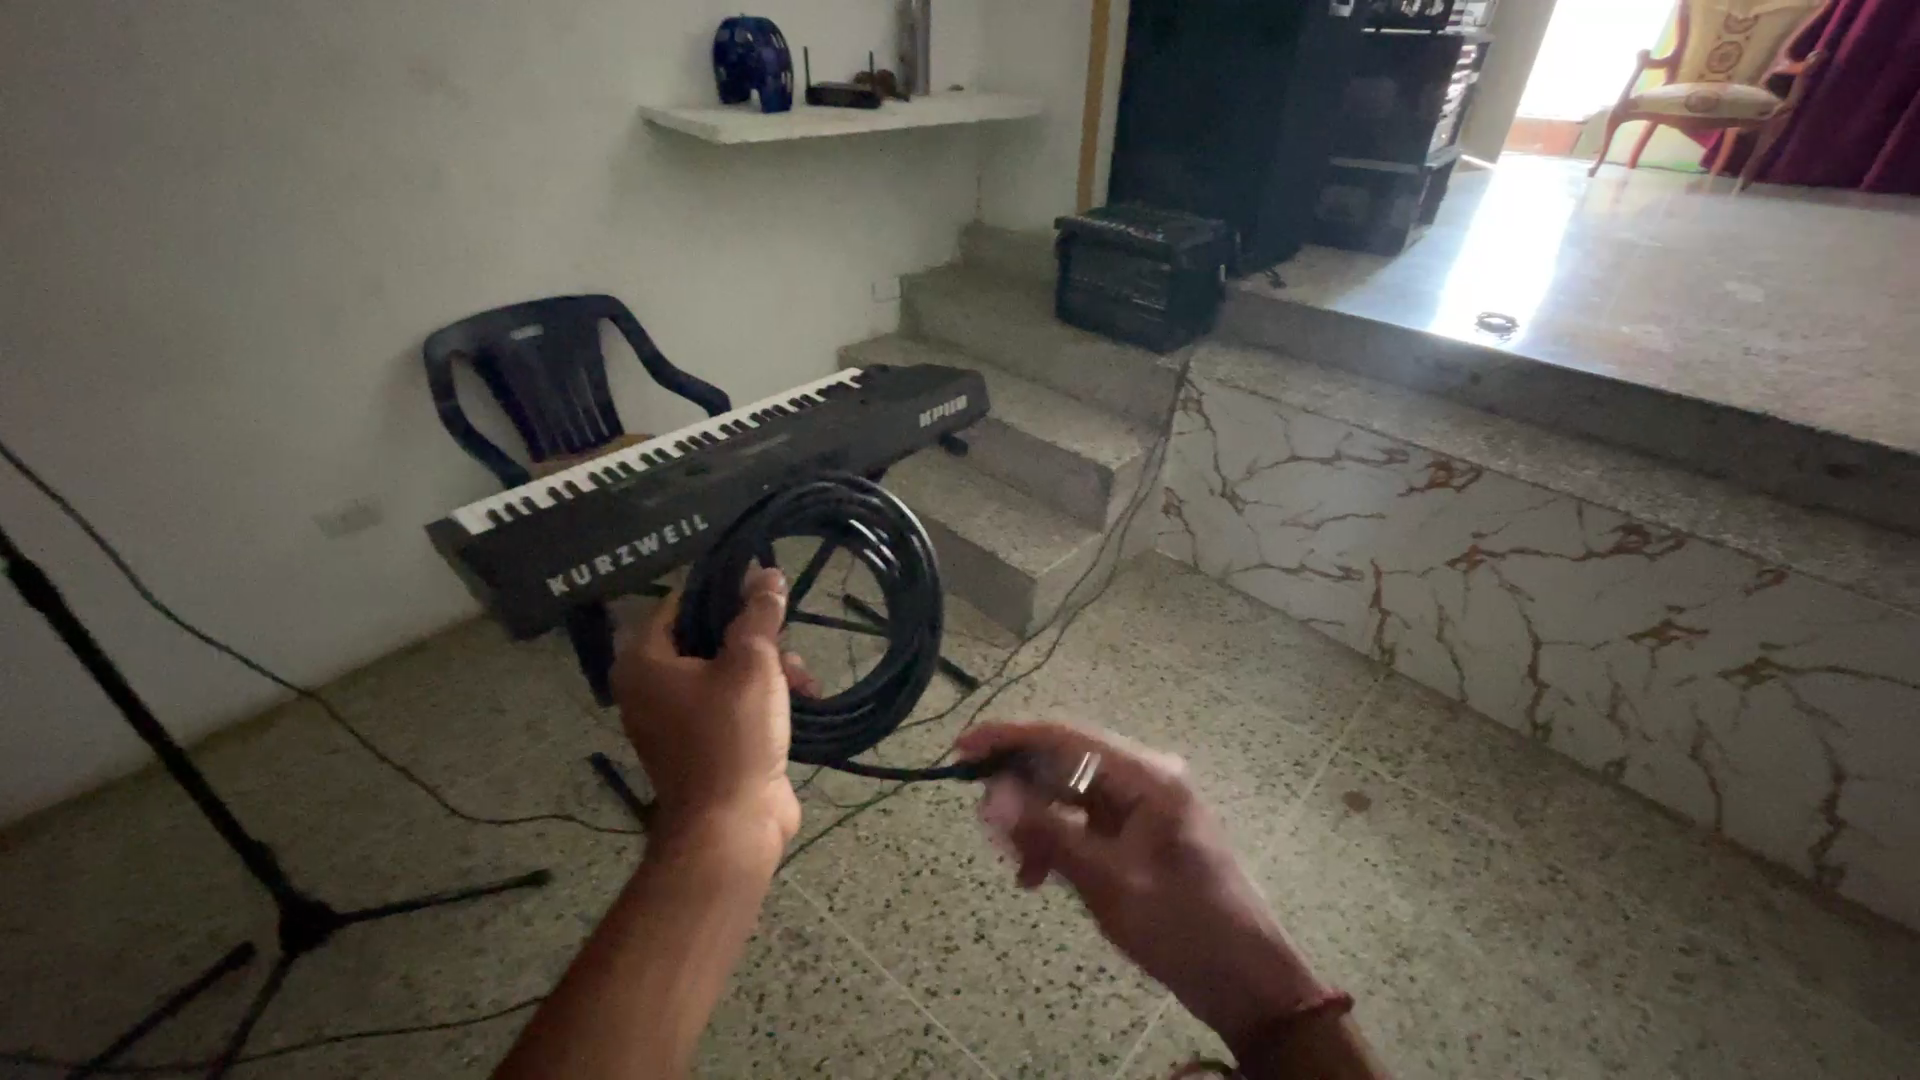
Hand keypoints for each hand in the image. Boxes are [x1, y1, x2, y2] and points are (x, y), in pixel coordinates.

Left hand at [611, 566, 817, 844]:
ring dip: (770, 669)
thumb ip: (759, 613)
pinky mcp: (702, 743)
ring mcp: (674, 719)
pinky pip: (731, 702)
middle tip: (787, 643)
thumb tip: (766, 573)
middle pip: (707, 637)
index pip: (680, 602)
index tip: (764, 587)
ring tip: (803, 682)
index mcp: (644, 661)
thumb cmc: (733, 735)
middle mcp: (649, 687)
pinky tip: (801, 701)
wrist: (732, 825)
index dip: (723, 590)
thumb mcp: (752, 662)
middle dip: (757, 638)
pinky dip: (763, 697)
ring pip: (726, 669)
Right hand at [955, 722, 1327, 1054]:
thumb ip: (1047, 833)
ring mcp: (1144, 802)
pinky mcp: (1139, 829)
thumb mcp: (1108, 883)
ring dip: (1036, 821)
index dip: (1009, 738)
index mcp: (1147, 775)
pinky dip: (1057, 839)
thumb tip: (989, 796)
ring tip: (1015, 863)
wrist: (1248, 981)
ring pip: (1070, 792)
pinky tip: (1039, 873)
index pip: (1065, 737)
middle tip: (984, 821)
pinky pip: (1084, 818)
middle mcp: (1146, 775)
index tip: (961, 749)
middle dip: (1019, 788)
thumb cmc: (1183, 928)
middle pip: (1065, 761)